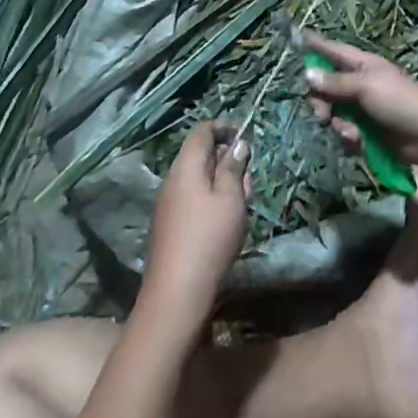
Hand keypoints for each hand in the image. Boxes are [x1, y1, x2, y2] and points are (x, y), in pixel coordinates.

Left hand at [143, 120, 249, 311]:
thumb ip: (234, 167)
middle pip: (200, 154)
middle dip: (227, 160)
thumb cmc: (210, 237)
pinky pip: (193, 198)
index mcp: (186, 165)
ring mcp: (168, 201)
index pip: (202, 130)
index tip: (246, 139)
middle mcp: (172, 178)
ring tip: (241, 206)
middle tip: (248, 182)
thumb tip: (237, 143)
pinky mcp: (170, 223)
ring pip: (199, 178)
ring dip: (222, 183)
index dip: (224, 128)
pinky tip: (225, 224)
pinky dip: (212, 200)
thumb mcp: (231, 198)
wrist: (177, 289)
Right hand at [301, 31, 417, 172]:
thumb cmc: (399, 101)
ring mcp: (363, 106)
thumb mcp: (365, 87)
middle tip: (322, 114)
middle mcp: (360, 82)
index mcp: (363, 64)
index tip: (296, 38)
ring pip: (333, 111)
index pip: (333, 50)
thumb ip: (335, 82)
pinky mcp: (367, 128)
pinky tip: (358, 142)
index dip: (315, 45)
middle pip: (326, 86)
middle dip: (321, 101)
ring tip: (351, 133)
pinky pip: (345, 129)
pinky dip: (348, 136)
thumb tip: (307, 74)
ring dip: (338, 124)